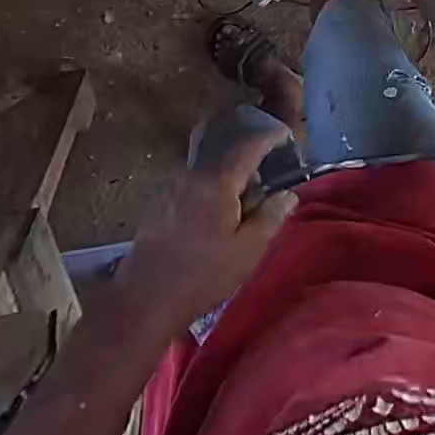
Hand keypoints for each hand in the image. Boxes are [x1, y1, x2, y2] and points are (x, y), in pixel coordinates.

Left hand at [116, 124, 297, 328]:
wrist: (146, 298)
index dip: (267, 138)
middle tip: (258, 204)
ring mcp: (169, 185)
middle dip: (245, 177)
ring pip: (207, 178)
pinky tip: (202, 230)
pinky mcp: (156, 201)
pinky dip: (203, 198)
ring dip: (223, 190)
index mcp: (216, 181)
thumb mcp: (247, 251)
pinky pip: (189, 189)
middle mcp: (191, 174)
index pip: (247, 147)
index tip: (283, 136)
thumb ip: (270, 217)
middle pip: (226, 164)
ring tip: (230, 224)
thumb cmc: (203, 276)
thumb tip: (288, 194)